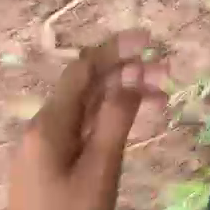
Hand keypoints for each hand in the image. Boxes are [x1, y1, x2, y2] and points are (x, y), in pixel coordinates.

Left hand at [8, 30, 168, 209]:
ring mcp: (46, 149)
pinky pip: (85, 127)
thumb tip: (134, 73)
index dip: (115, 49)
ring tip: (162, 95)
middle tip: (167, 72)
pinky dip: (113, 117)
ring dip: (124, 94)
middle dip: (127, 72)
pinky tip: (138, 118)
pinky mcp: (53, 166)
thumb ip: (116, 117)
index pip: (82, 70)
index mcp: (47, 125)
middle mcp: (42, 130)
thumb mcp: (99, 168)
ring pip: (89, 107)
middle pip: (87, 86)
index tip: (150, 41)